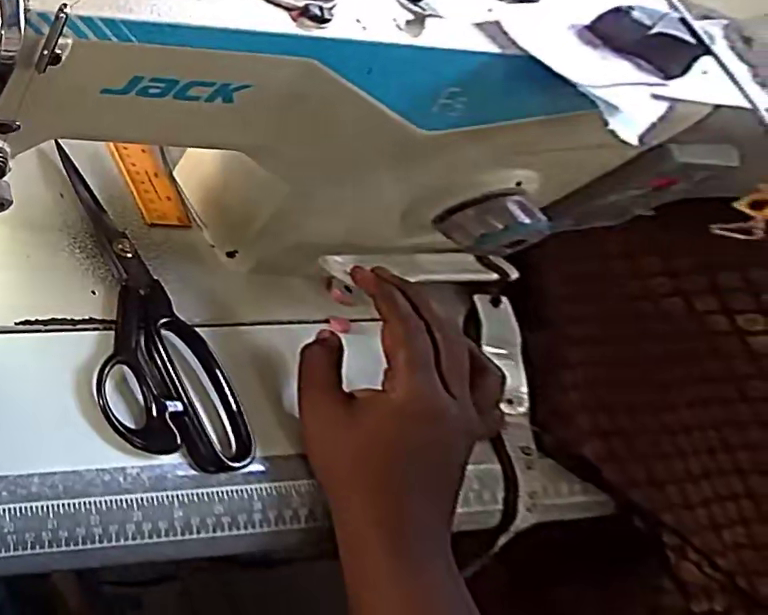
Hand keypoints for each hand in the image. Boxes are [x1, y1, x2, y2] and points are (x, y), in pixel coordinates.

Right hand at [298, 267, 503, 557]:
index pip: (406, 328)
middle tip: (383, 278)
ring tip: (416, 306)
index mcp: (418, 395)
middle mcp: (453, 405)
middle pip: (442, 335)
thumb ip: (319, 363)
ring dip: (441, 324)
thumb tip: (327, 338)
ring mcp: (467, 421)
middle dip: (410, 299)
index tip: (364, 275)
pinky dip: (467, 359)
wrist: (389, 526)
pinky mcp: (468, 434)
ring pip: (469, 357)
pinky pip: (483, 387)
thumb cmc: (356, 475)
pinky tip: (454, 355)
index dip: (384, 294)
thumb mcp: (319, 409)